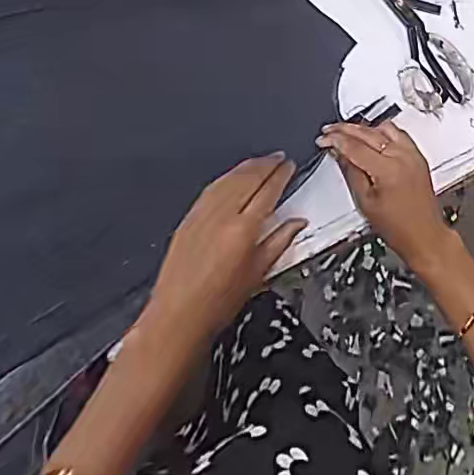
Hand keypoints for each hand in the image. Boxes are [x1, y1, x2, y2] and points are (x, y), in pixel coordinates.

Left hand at [141, 154, 306, 350]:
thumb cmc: (216, 303)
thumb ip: (280, 242)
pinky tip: (233, 176)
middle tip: (279, 158)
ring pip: (229, 178)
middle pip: (249, 177)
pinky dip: (227, 177)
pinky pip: (212, 188)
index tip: (289, 167)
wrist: (177, 316)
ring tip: (261, 161)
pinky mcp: (189, 217)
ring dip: (248, 166)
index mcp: (243, 229)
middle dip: (267, 164)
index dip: (281, 175)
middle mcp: (222, 216)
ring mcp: (203, 214)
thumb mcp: (258, 274)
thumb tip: (296, 224)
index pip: (268, 190)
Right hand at [317, 121, 451, 267]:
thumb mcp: (365, 202)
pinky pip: (399, 133)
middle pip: (368, 133)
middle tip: (330, 130)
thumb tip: (339, 153)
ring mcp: (413, 155)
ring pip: (384, 128)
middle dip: (345, 129)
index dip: (336, 140)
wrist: (425, 236)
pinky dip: (382, 130)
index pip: (355, 146)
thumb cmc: (400, 228)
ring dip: (364, 128)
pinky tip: (372, 133)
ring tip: (348, 131)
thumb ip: (351, 172)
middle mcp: (403, 157)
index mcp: (388, 170)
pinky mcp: (418, 156)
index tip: (324, 139)